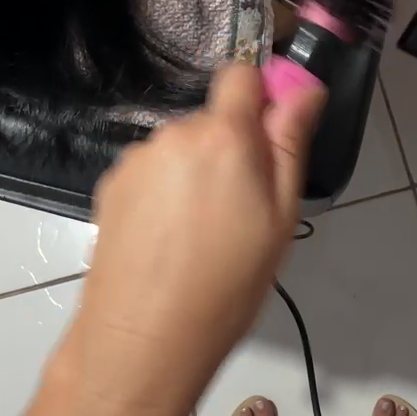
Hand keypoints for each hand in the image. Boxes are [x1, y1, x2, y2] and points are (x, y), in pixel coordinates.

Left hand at [55, 65, 324, 415]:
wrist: (142, 342)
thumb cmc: (228, 283)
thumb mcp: (280, 217)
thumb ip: (290, 142)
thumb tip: (306, 88)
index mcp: (223, 135)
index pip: (241, 74)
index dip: (259, 95)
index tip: (269, 135)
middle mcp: (175, 133)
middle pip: (212, 119)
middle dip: (229, 146)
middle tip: (239, 205)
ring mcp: (137, 158)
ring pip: (181, 146)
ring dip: (194, 169)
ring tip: (198, 230)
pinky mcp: (110, 183)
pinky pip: (151, 170)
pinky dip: (162, 190)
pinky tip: (165, 237)